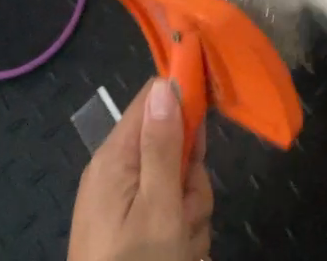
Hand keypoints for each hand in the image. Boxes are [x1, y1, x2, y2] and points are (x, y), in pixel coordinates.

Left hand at [68, 80, 213, 260]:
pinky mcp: (132, 228)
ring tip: (179, 247)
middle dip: (191, 180)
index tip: (211, 119)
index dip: (185, 101)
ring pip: (179, 184)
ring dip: (190, 213)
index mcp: (115, 157)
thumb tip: (166, 83)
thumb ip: (163, 146)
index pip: (152, 100)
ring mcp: (124, 202)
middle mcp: (117, 173)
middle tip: (185, 213)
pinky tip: (177, 256)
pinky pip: (170, 212)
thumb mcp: (157, 208)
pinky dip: (180, 233)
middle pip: (173, 147)